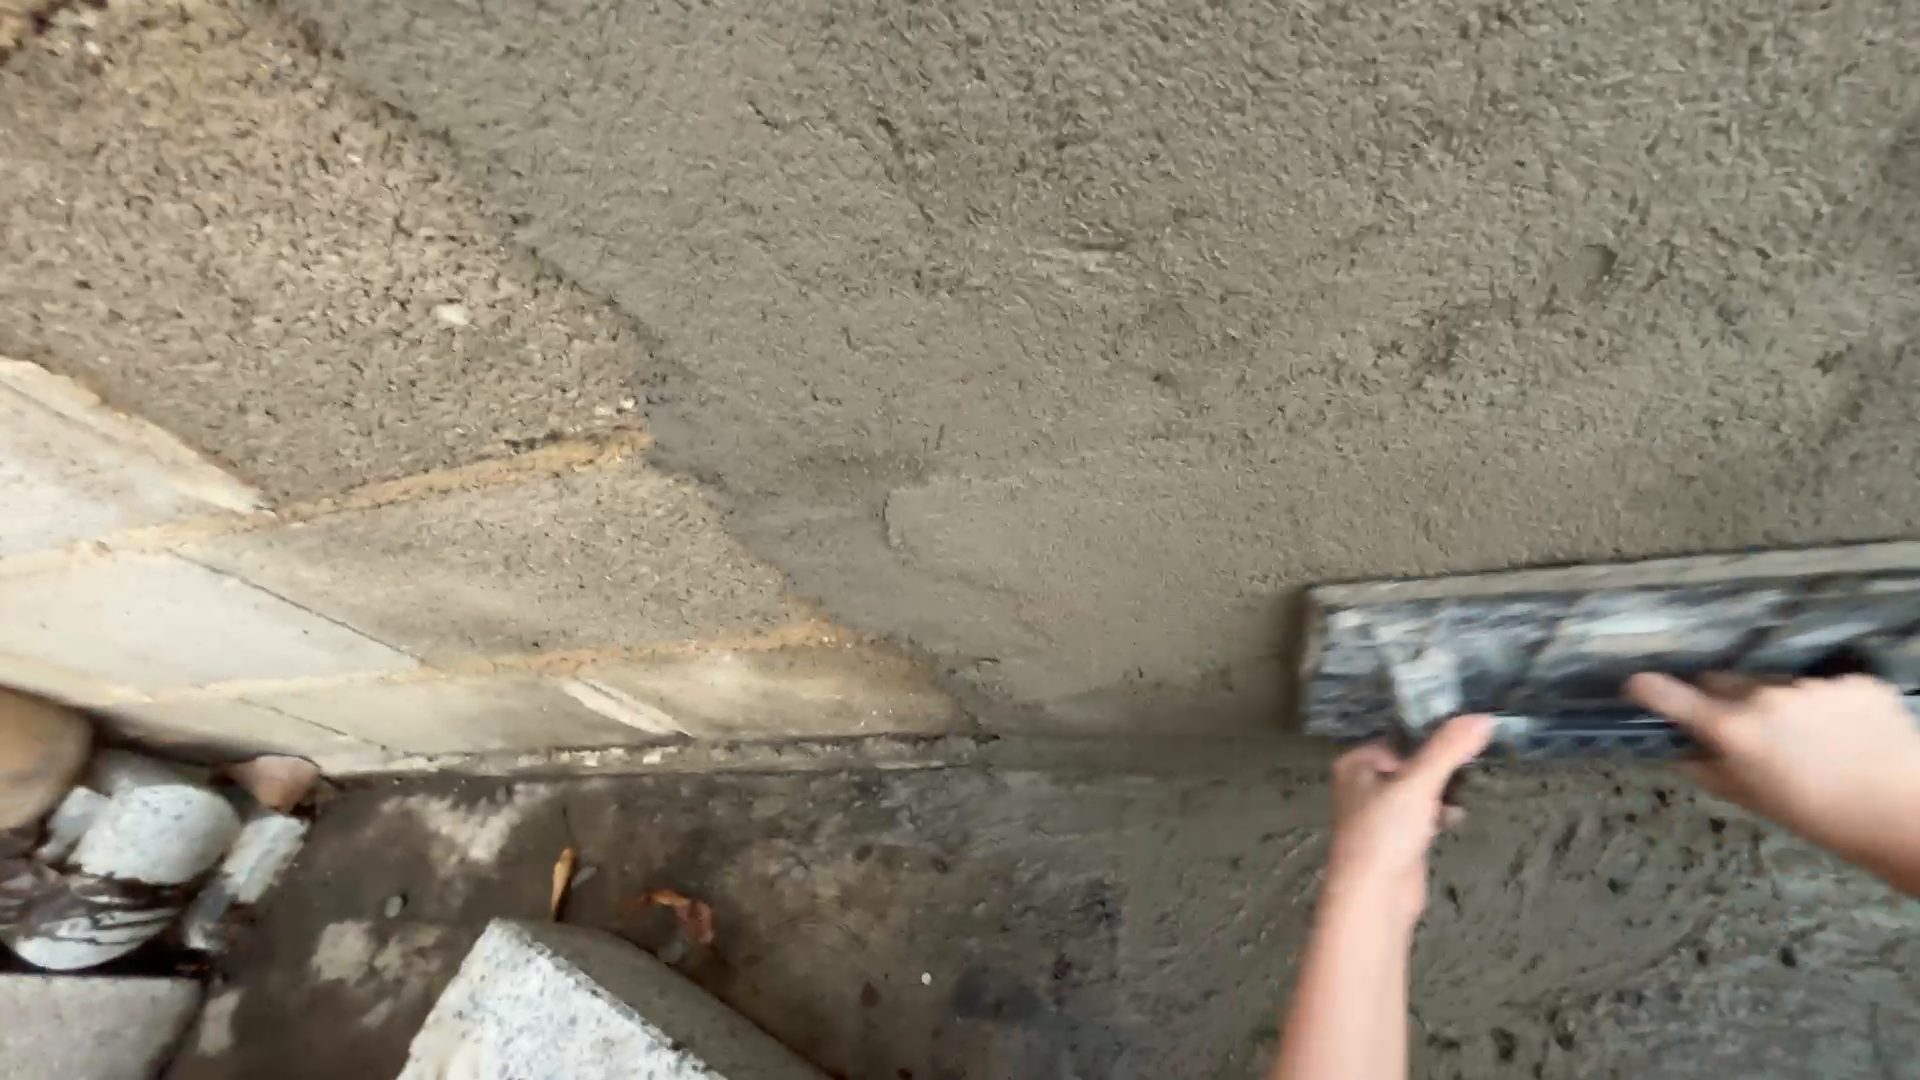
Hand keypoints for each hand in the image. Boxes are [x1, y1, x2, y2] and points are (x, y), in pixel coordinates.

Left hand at [1324, 715, 1495, 928]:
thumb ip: (1448, 750)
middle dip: (1440, 768)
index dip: (1430, 739)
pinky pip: (1423, 813)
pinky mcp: (1396, 834)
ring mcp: (1379, 810)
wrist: (1375, 893)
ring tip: (1465, 791)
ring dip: (1443, 792)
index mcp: (1355, 763)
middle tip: (1472, 767)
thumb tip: (1482, 718)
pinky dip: (1440, 813)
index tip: (1467, 737)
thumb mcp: (1418, 784)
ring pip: (1419, 789)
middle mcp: (1362, 782)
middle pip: (1411, 763)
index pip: (1398, 738)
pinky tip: (1454, 818)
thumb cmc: (1385, 830)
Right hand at [1626, 672, 1919, 867]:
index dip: (1643, 688)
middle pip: (1718, 681)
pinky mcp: (1856, 683)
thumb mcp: (1741, 795)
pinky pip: (1823, 685)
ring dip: (1776, 701)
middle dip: (1721, 700)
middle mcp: (1762, 697)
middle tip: (1744, 729)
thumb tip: (1672, 743)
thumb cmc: (1817, 815)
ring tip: (1808, 734)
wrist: (1915, 821)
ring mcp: (1812, 687)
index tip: (1639, 690)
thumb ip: (1697, 763)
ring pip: (1772, 683)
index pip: (1658, 690)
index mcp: (1728, 727)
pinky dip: (1825, 703)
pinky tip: (1846, 729)